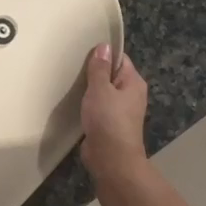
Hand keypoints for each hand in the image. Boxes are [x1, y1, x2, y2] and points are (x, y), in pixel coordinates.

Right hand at [80, 44, 148, 179]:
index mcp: (134, 82)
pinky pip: (99, 107)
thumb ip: (100, 68)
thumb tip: (104, 46)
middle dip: (94, 72)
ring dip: (90, 90)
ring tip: (71, 82)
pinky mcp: (110, 124)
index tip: (83, 52)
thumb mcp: (100, 89)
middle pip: (111, 75)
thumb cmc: (108, 119)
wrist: (111, 159)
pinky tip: (75, 102)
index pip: (120, 59)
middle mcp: (131, 95)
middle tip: (73, 66)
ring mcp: (121, 111)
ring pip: (104, 92)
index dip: (104, 54)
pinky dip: (88, 104)